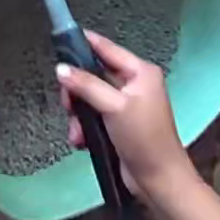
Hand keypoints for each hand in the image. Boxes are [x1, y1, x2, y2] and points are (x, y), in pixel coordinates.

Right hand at [56, 31, 194, 199]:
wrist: (159, 181)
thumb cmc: (143, 138)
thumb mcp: (114, 107)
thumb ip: (86, 85)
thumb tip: (61, 68)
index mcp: (140, 72)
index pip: (106, 48)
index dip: (84, 42)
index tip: (61, 38)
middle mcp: (133, 83)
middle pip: (93, 73)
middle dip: (77, 89)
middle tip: (68, 103)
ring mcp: (125, 104)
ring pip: (89, 96)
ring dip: (79, 113)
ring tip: (77, 130)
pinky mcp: (117, 123)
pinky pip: (93, 114)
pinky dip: (84, 125)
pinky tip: (81, 139)